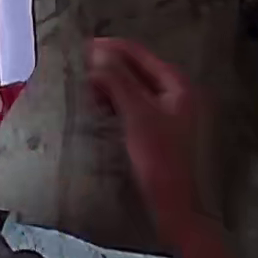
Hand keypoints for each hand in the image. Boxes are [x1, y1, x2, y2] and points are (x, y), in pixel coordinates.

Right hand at [88, 37, 202, 233]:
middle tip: (80, 65)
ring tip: (85, 84)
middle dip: (109, 65)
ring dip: (111, 83)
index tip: (82, 47)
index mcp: (176, 82)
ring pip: (135, 86)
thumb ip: (117, 81)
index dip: (110, 47)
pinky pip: (135, 103)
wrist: (177, 210)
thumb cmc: (160, 160)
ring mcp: (170, 111)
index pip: (138, 53)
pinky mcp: (161, 129)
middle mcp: (177, 91)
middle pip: (137, 68)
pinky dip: (116, 100)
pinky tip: (100, 106)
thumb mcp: (137, 115)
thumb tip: (96, 54)